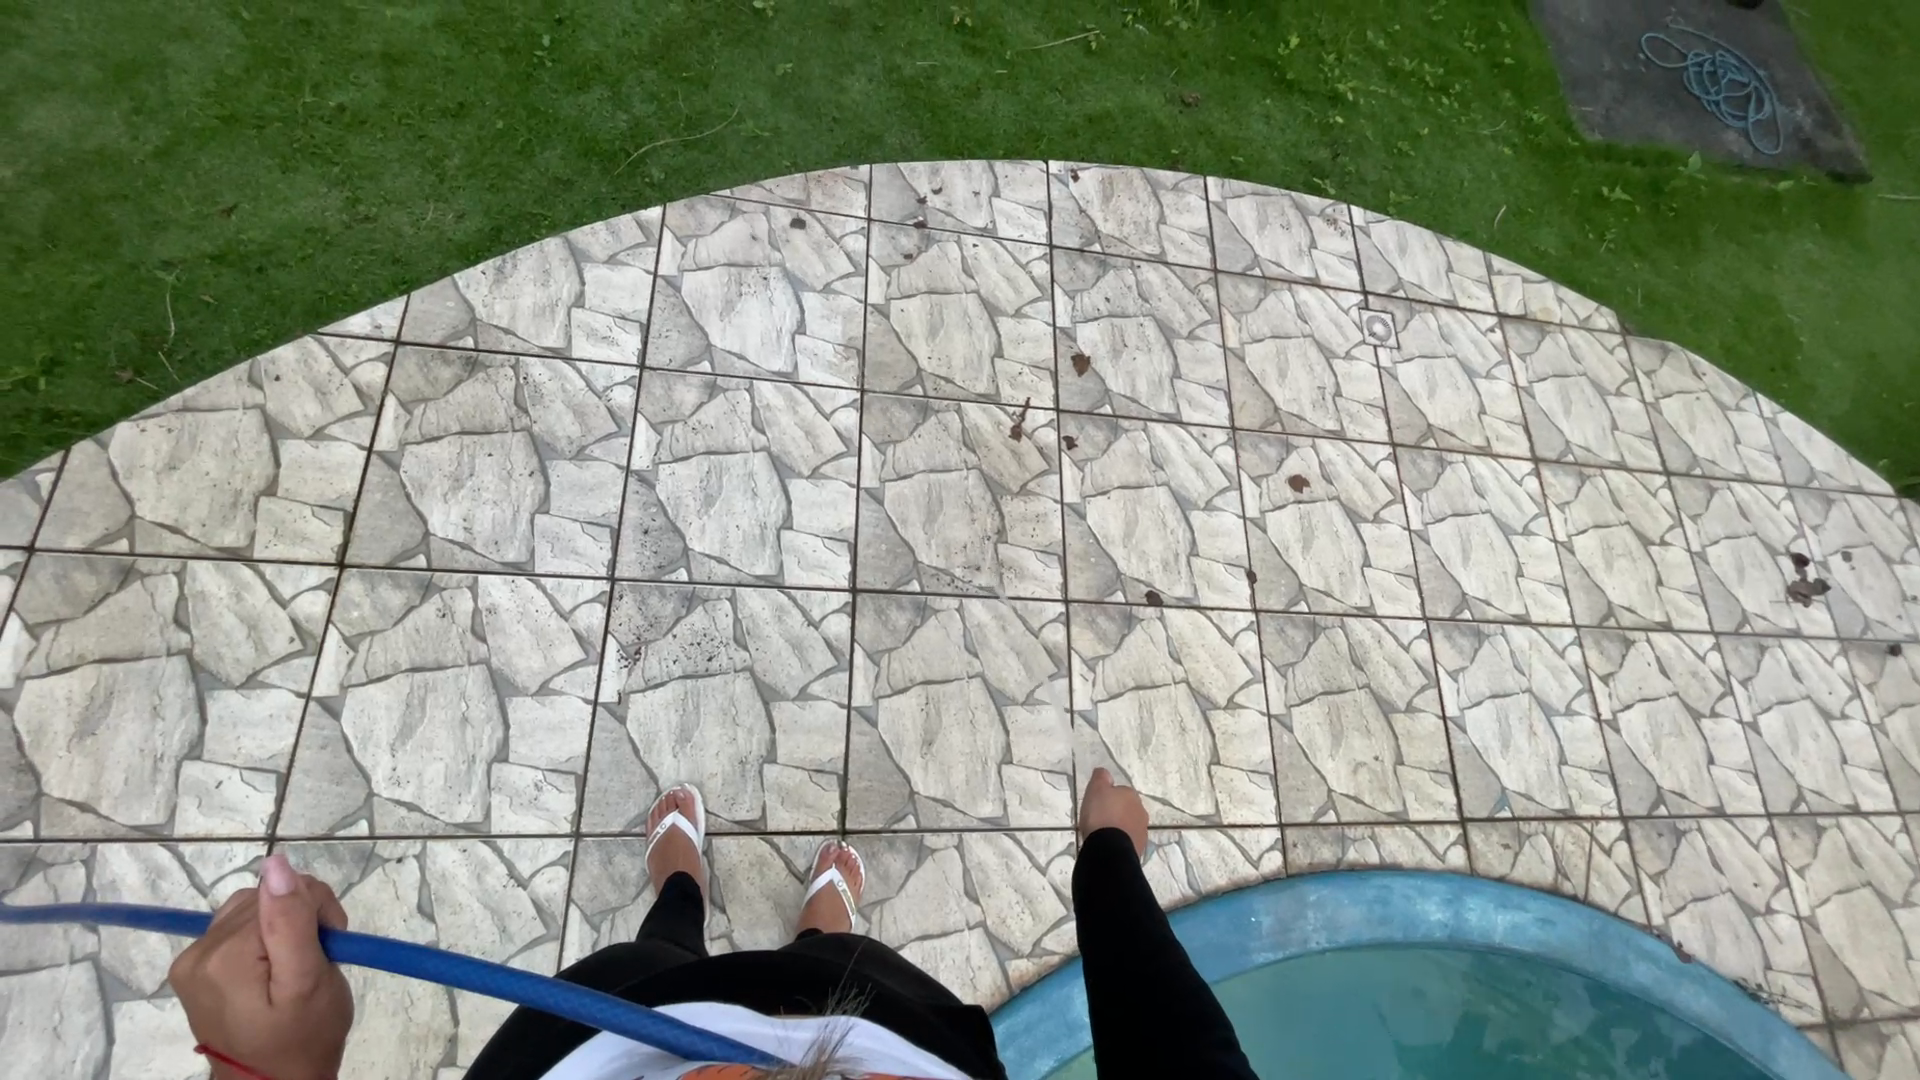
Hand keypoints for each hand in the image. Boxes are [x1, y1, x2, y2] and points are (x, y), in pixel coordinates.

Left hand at [169, 854, 353, 1079]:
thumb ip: (291, 920)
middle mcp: (197, 952)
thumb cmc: (303, 1032)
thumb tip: (276, 863)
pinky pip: (243, 923)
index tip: (332, 939)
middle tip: (320, 952)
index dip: (317, 906)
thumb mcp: (307, 976)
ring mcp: (192, 960)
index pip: (280, 891)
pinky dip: (272, 932)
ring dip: (290, 920)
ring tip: (304, 956)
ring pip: (256, 904)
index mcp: (223, 955)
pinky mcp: (199, 966)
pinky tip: (283, 959)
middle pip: (266, 895)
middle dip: (306, 913)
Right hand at [1079, 767, 1148, 858]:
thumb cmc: (1101, 814)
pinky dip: (1120, 840)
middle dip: (1115, 812)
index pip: (1120, 792)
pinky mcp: (1140, 848)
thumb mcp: (1095, 789)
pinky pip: (1128, 840)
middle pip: (1126, 808)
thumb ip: (1101, 778)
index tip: (1096, 804)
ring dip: (1118, 827)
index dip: (1107, 797)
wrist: (1109, 848)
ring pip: (1128, 824)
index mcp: (1131, 795)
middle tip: (1099, 819)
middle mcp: (1141, 811)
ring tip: (1102, 833)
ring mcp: (1142, 831)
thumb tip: (1105, 773)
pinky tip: (1108, 844)